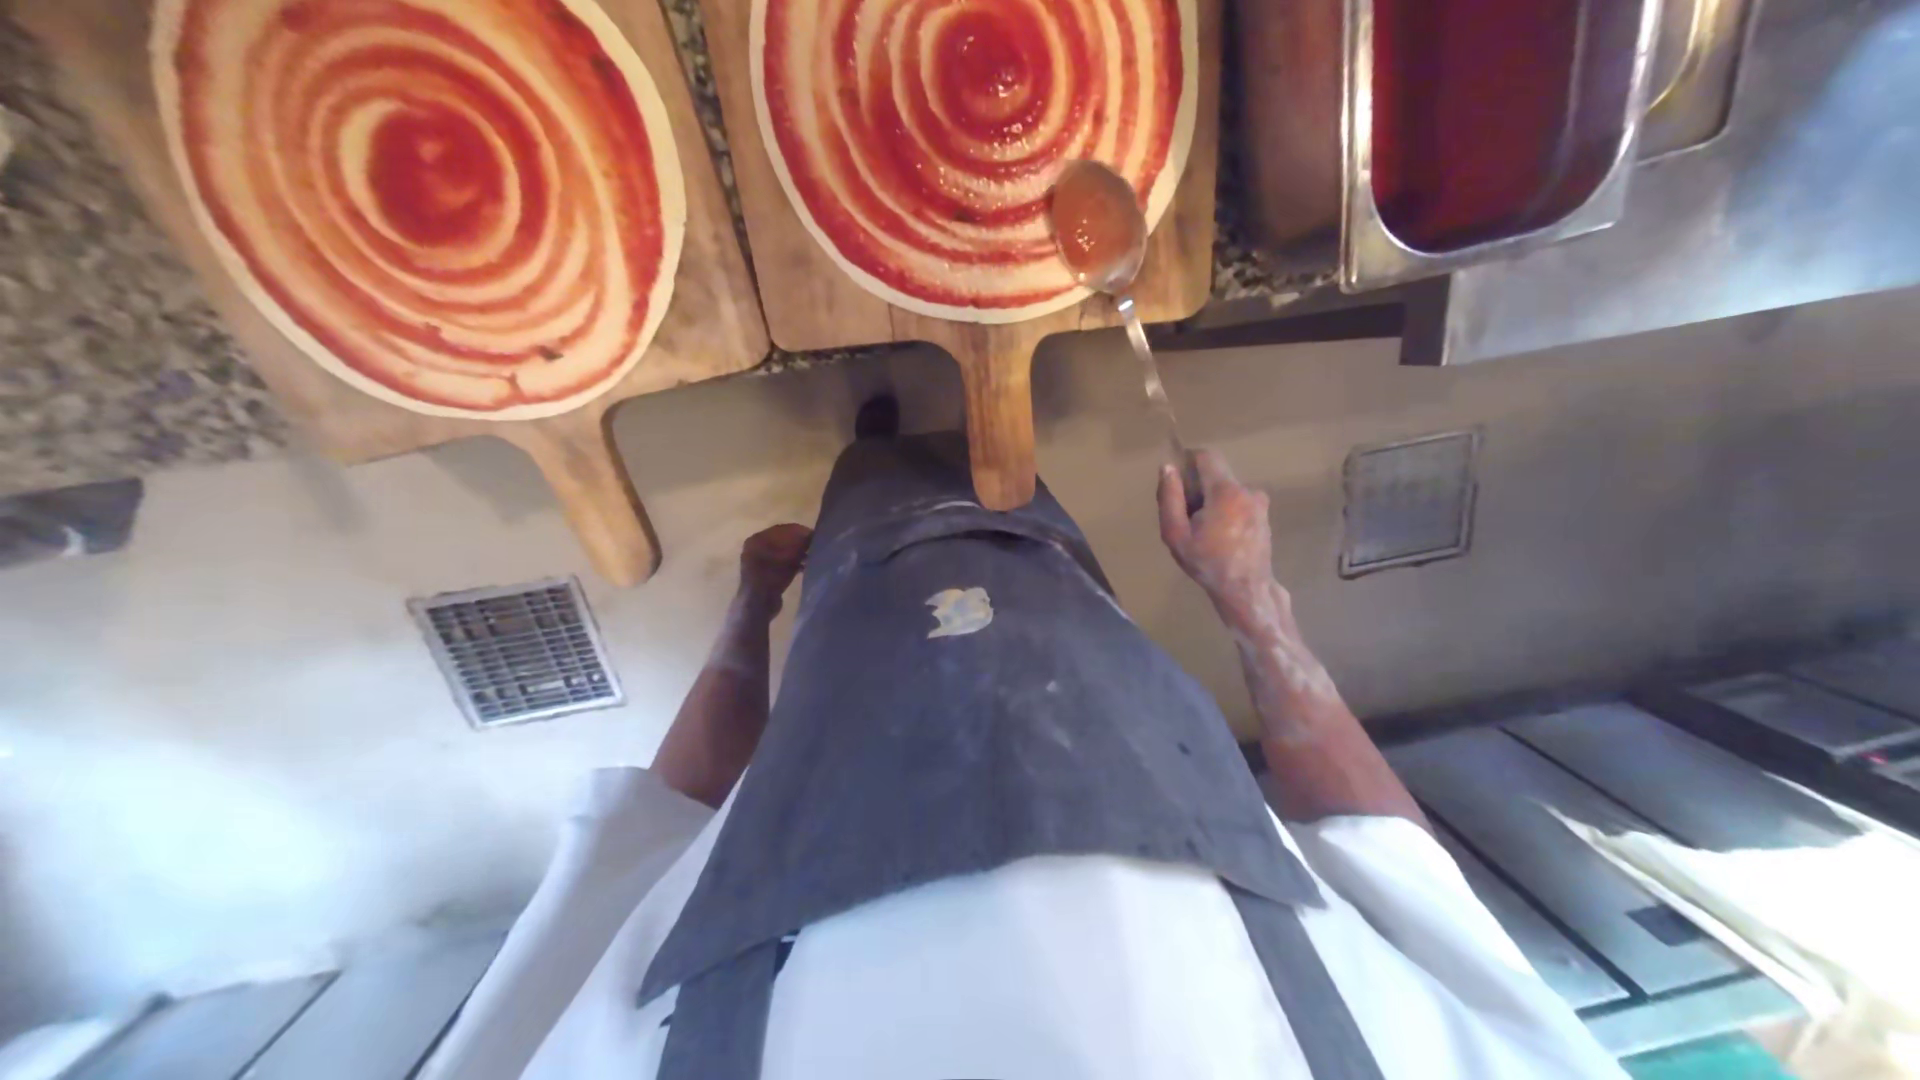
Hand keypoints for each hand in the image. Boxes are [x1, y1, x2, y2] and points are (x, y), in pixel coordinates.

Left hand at [739, 523, 811, 612]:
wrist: (758, 605)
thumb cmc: (771, 578)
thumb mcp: (787, 558)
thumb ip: (799, 545)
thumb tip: (811, 535)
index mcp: (757, 540)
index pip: (782, 529)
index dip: (800, 531)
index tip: (815, 535)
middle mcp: (756, 547)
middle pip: (783, 540)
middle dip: (800, 542)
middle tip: (815, 545)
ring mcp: (760, 561)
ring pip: (784, 551)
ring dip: (798, 553)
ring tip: (813, 555)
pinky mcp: (767, 573)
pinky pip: (782, 562)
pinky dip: (794, 563)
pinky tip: (806, 566)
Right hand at [1157, 449, 1273, 613]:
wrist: (1245, 589)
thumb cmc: (1206, 562)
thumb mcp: (1175, 533)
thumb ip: (1169, 497)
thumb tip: (1167, 468)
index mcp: (1225, 490)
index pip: (1206, 456)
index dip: (1188, 461)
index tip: (1177, 481)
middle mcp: (1247, 489)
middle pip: (1216, 474)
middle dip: (1198, 488)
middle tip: (1187, 517)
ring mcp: (1259, 502)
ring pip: (1227, 489)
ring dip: (1213, 501)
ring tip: (1204, 531)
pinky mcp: (1264, 515)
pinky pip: (1239, 501)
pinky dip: (1226, 511)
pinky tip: (1220, 536)